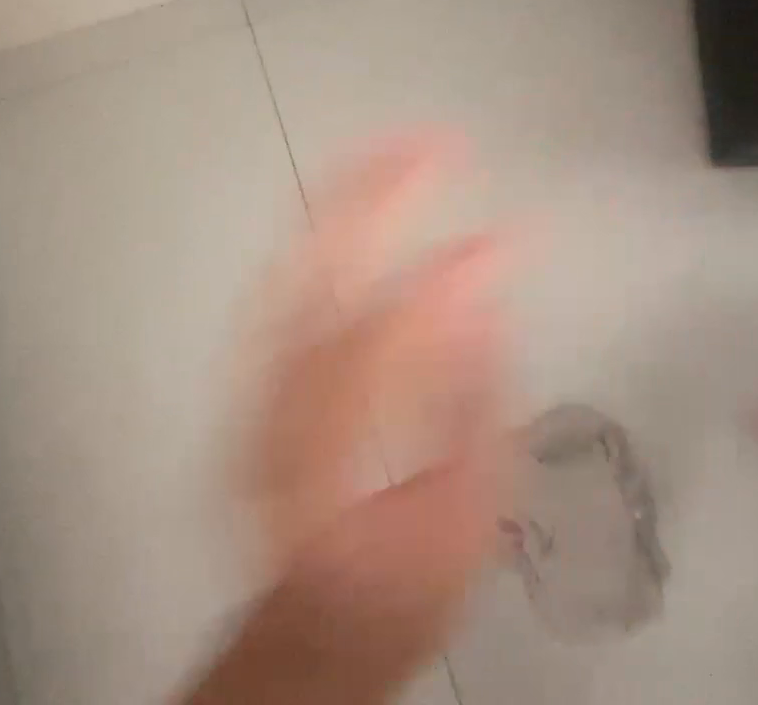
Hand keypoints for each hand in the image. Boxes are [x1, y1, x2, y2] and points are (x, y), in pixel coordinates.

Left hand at [221, 134, 509, 702]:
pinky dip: (315, 238)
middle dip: (371, 198)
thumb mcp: (466, 511)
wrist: (324, 612)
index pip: (387, 337)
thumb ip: (473, 405)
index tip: (501, 236)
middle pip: (316, 278)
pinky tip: (339, 206)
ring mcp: (258, 390)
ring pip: (290, 271)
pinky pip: (281, 291)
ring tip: (384, 151)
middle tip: (423, 144)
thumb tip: (483, 305)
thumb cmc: (402, 572)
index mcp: (340, 446)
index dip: (446, 279)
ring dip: (339, 202)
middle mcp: (281, 408)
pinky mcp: (257, 382)